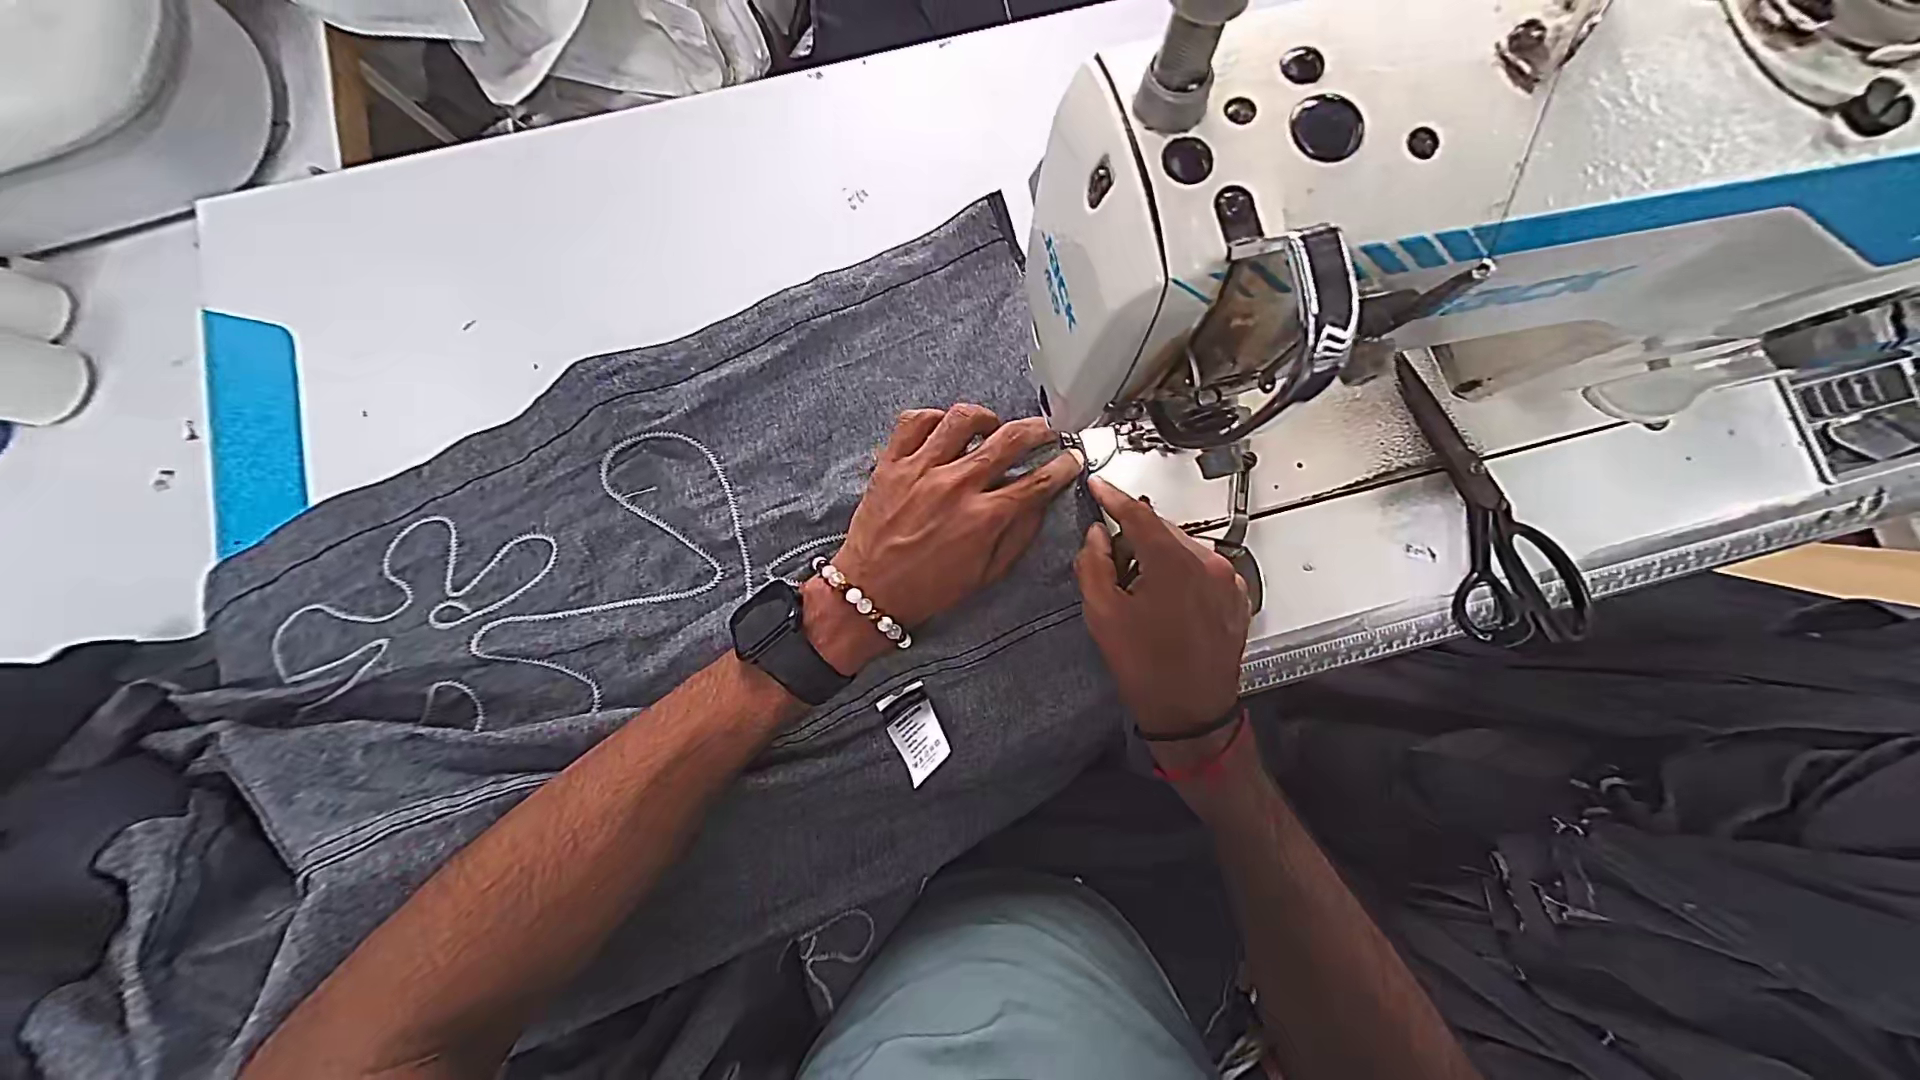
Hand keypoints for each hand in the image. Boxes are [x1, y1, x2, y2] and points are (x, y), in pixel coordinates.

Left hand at [803, 405, 1080, 673]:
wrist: (872, 593)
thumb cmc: (926, 588)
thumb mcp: (987, 573)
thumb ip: (1019, 535)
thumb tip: (1040, 503)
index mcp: (983, 518)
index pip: (1037, 481)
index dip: (1062, 466)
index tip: (1069, 459)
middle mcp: (955, 487)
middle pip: (1010, 439)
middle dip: (1039, 430)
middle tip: (1044, 431)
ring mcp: (921, 471)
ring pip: (963, 418)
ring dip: (988, 417)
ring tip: (992, 426)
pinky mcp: (892, 464)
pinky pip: (914, 421)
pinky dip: (934, 418)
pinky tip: (944, 430)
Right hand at [1074, 477, 1250, 737]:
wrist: (1190, 711)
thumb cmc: (1152, 671)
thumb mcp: (1102, 614)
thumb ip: (1093, 564)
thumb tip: (1096, 538)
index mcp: (1173, 562)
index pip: (1137, 512)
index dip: (1112, 496)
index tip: (1100, 486)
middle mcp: (1207, 564)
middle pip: (1160, 530)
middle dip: (1133, 541)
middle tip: (1113, 570)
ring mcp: (1225, 581)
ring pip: (1181, 548)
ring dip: (1157, 559)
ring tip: (1141, 600)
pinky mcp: (1234, 597)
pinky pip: (1201, 569)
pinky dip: (1180, 575)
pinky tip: (1165, 607)